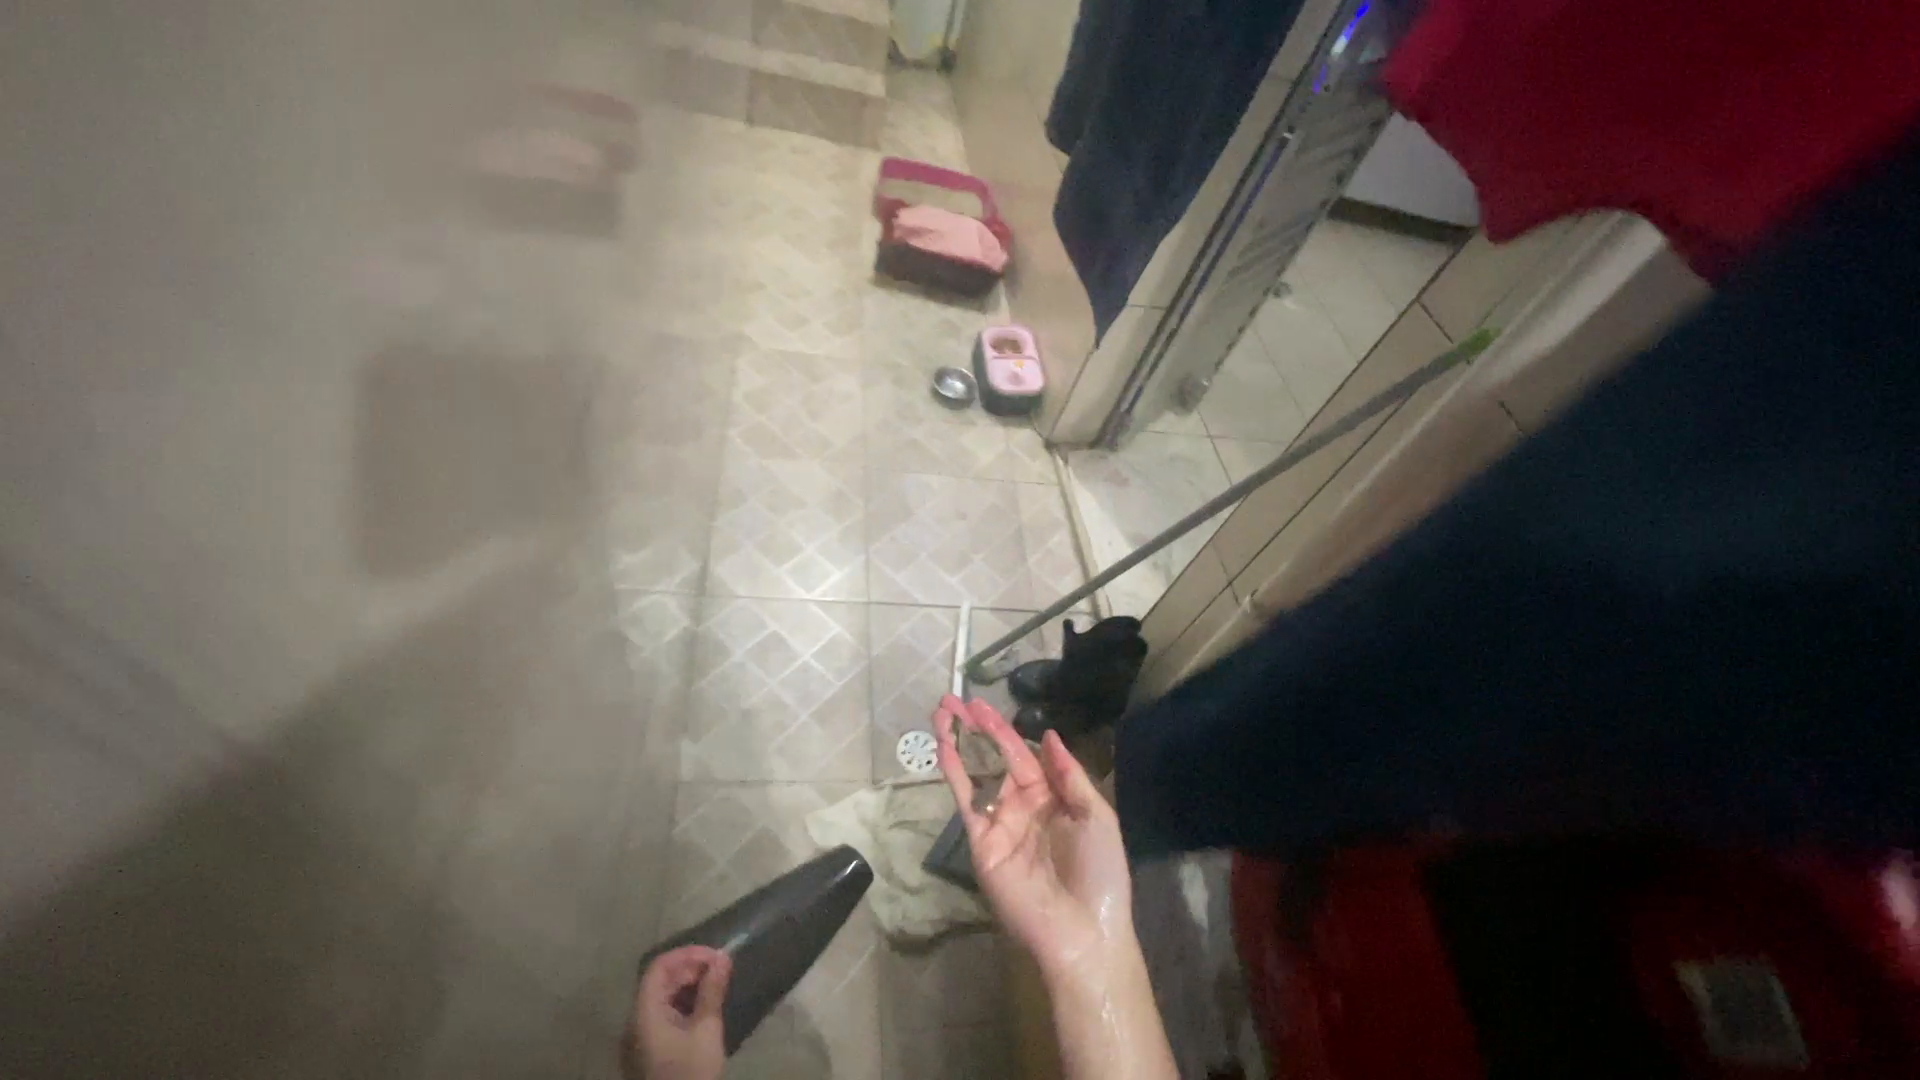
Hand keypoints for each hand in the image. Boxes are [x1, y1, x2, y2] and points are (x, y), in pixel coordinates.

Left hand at [626, 945, 730, 1079]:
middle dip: (689, 969)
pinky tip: (703, 1009)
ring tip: (715, 986)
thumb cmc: (691, 1073)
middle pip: (658, 981)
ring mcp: (639, 1038)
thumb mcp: (706, 1031)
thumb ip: (712, 991)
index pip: (659, 967)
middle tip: (720, 970)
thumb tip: (722, 957)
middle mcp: (635, 1022)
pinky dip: (682, 1004)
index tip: (715, 957)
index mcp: (644, 1014)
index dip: (687, 955)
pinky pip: (662, 1015)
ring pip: (660, 998)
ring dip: (687, 986)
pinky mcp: (647, 1051)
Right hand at [932, 694, 1133, 984]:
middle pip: (992, 758)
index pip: (1022, 754)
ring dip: (957, 743)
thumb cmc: (1099, 871)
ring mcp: (999, 823)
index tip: (981, 703)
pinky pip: (966, 801)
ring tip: (940, 713)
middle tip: (953, 699)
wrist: (1083, 931)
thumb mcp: (1096, 815)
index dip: (1002, 728)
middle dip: (974, 728)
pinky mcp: (982, 842)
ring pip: (974, 774)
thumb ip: (1069, 775)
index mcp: (1051, 797)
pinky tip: (944, 747)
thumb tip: (1049, 735)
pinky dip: (954, 773)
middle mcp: (1021, 805)